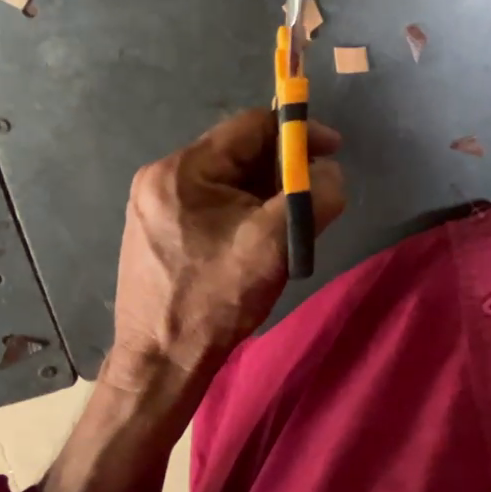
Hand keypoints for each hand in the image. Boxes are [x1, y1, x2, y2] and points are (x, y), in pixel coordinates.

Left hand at [109, 108, 346, 379]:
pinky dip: (249, 208)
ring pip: (231, 178)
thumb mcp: (276, 241)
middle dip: (286, 166)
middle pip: (241, 151)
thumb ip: (314, 196)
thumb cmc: (216, 297)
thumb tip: (332, 173)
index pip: (251, 126)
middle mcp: (162, 178)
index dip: (299, 131)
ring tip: (295, 220)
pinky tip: (265, 237)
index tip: (334, 149)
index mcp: (181, 170)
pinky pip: (216, 202)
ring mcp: (157, 206)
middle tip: (318, 190)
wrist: (161, 366)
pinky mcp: (161, 231)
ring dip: (270, 190)